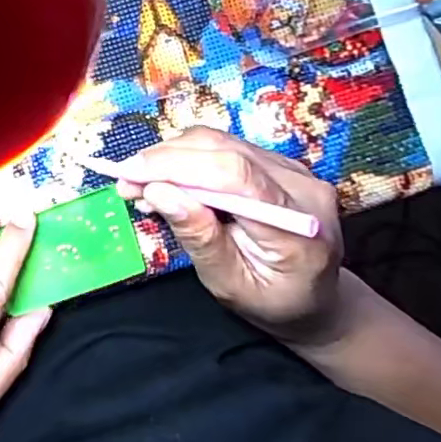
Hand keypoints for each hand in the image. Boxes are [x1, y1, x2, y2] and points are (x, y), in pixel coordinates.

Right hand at [113, 127, 345, 346]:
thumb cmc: (272, 301)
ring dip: (168, 156)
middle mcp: (300, 185)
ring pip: (215, 140)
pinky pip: (219, 145)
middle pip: (220, 149)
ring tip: (141, 183)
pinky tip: (166, 179)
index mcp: (298, 225)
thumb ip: (199, 238)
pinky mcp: (273, 159)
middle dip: (162, 160)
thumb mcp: (230, 285)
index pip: (234, 176)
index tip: (129, 175)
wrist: (316, 297)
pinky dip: (182, 157)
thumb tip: (158, 193)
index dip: (176, 167)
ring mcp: (290, 167)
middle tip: (124, 182)